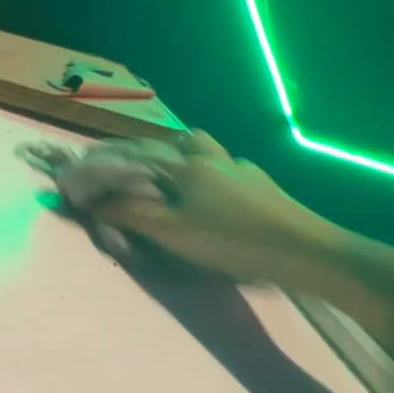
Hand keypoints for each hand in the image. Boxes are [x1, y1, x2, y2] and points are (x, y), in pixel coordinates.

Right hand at [95, 131, 340, 282]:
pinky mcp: (267, 187)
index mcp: (186, 166)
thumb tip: (92, 201)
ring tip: (180, 177)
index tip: (86, 163)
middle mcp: (213, 159)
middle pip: (179, 140)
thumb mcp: (170, 231)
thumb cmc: (230, 239)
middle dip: (155, 147)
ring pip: (210, 151)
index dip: (109, 158)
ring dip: (190, 157)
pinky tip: (220, 196)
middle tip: (140, 164)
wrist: (307, 252)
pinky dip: (218, 176)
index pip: (137, 153)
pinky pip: (233, 171)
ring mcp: (244, 171)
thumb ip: (130, 213)